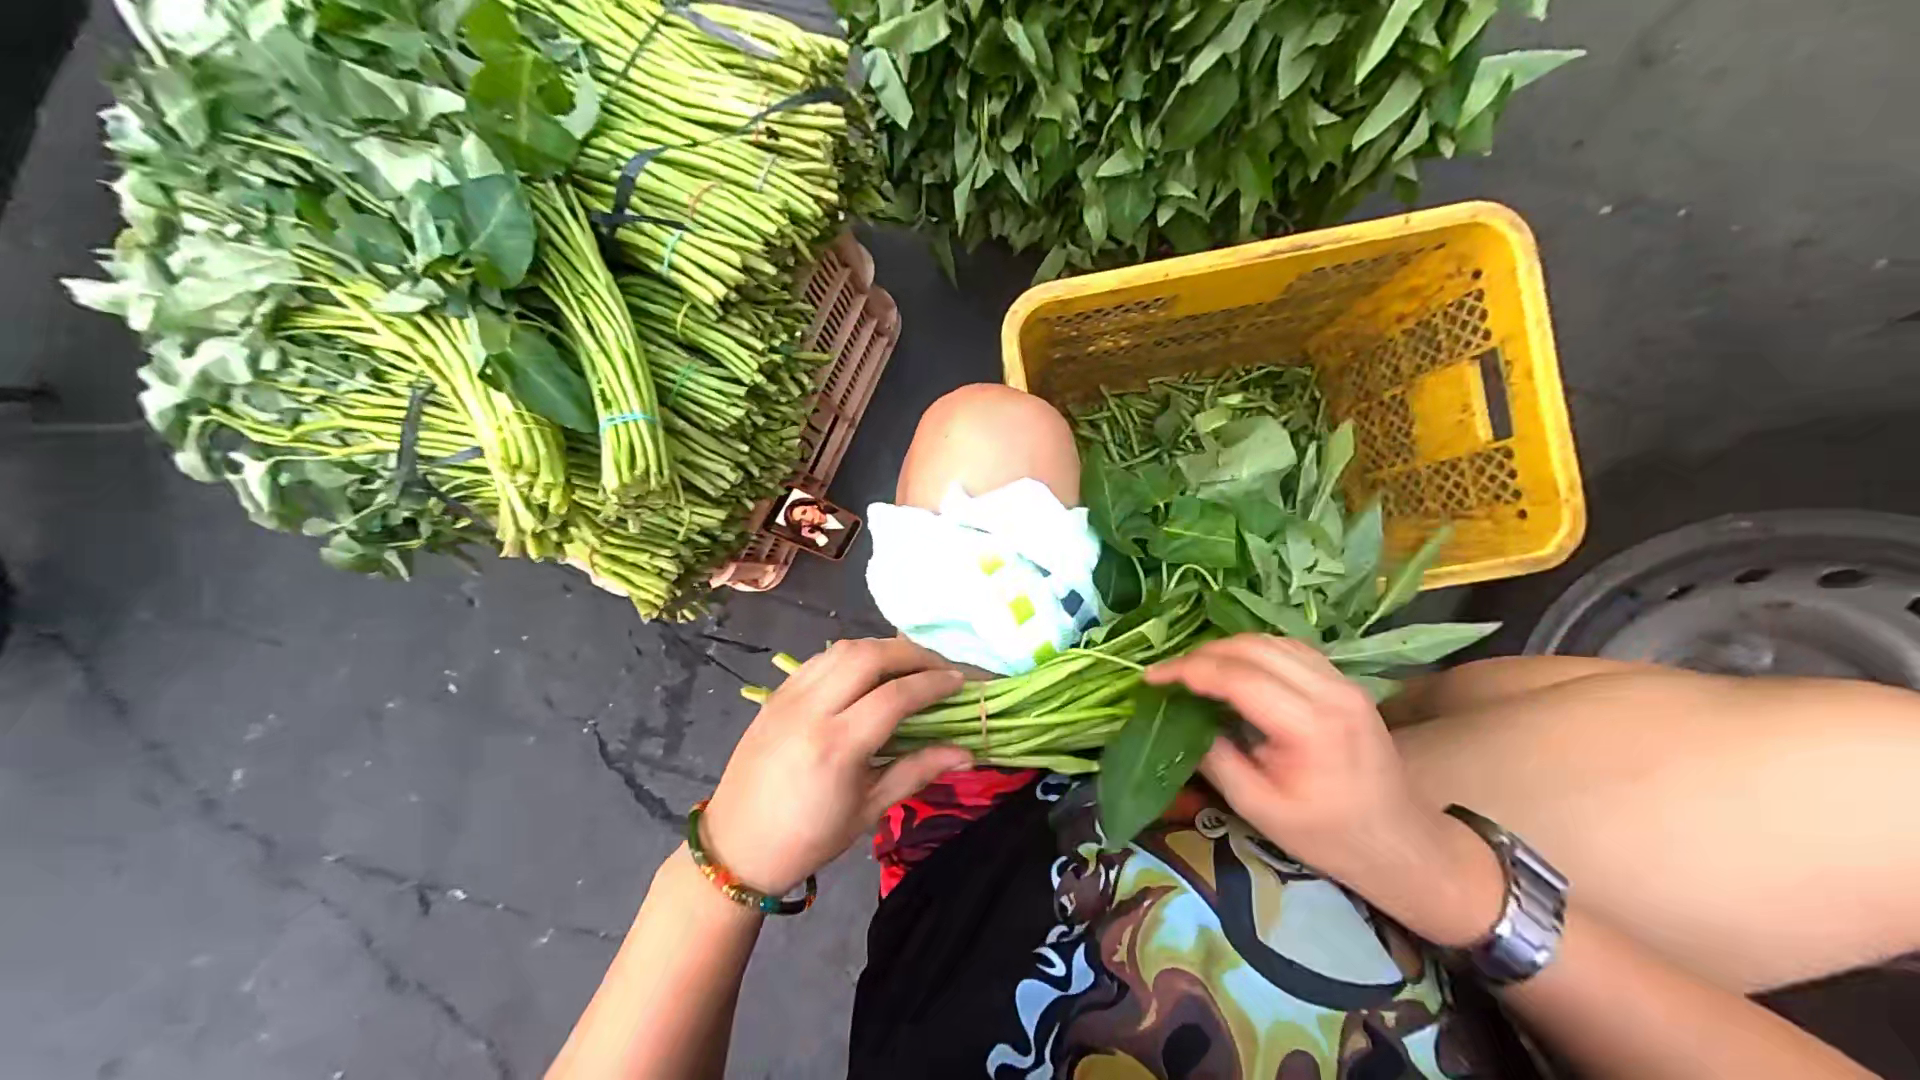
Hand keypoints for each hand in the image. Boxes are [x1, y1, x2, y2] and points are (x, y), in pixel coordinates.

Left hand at [701, 639, 972, 895]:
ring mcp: (788, 697)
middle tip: (940, 666)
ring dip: (883, 648)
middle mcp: (811, 710)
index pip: (895, 695)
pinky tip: (869, 670)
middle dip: (913, 653)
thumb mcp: (869, 810)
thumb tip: (967, 753)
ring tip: (910, 664)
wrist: (736, 847)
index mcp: (836, 746)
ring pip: (843, 649)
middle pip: (870, 656)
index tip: (961, 682)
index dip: (934, 683)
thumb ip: (917, 771)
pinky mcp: (775, 694)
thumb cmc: (808, 838)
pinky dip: (853, 655)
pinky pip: (820, 659)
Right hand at [1146, 634, 1503, 946]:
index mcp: (1309, 726)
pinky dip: (1254, 650)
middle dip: (1201, 654)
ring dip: (1226, 648)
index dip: (1186, 670)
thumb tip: (1180, 719)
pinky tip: (1236, 668)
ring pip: (1271, 640)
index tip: (1151, 678)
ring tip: (1195, 668)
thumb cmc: (1327, 835)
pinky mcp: (1345, 683)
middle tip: (1169, 673)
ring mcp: (1343, 682)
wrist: (1402, 846)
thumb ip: (1215, 759)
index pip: (1236, 676)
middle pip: (1252, 648)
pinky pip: (1291, 648)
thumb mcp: (1258, 807)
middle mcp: (1330, 691)